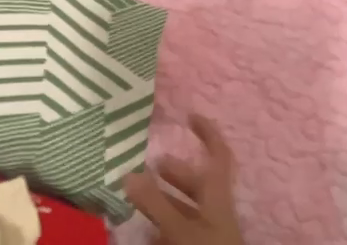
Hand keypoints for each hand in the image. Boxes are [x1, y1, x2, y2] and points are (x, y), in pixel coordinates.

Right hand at [124, 115, 244, 244]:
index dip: (208, 133)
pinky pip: (181, 233)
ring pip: (186, 210)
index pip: (218, 156)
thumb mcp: (181, 229)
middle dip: (172, 173)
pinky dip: (163, 228)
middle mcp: (216, 212)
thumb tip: (127, 171)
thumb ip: (155, 201)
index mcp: (218, 197)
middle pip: (196, 184)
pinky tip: (144, 232)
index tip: (189, 114)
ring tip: (136, 199)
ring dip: (162, 202)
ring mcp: (210, 235)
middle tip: (147, 165)